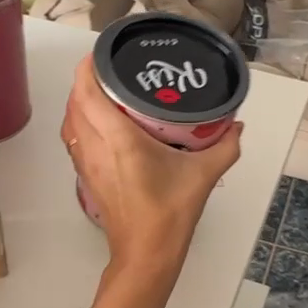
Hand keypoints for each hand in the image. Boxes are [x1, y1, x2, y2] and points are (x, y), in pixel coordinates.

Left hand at [63, 54, 242, 271]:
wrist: (146, 254)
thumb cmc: (170, 213)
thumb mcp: (203, 175)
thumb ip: (224, 147)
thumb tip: (238, 125)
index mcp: (119, 140)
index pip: (88, 95)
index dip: (86, 69)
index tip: (99, 53)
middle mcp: (95, 148)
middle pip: (74, 104)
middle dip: (83, 81)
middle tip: (106, 69)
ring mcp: (86, 164)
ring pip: (69, 123)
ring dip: (78, 103)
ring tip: (100, 91)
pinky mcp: (85, 178)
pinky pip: (73, 140)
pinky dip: (78, 124)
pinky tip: (98, 123)